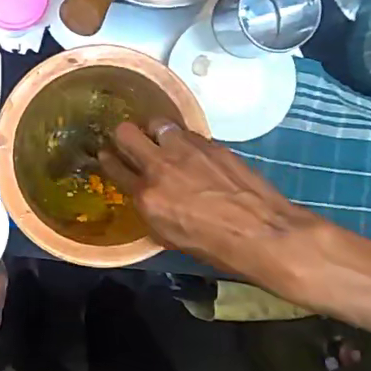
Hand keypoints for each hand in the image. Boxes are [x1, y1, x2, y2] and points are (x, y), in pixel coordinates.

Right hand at [101, 121, 329, 304]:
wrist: (264, 233)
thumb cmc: (215, 246)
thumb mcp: (169, 236)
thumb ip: (151, 209)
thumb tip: (147, 196)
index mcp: (146, 196)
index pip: (114, 167)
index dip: (108, 160)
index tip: (107, 155)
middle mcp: (160, 166)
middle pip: (126, 133)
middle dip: (125, 137)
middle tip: (133, 143)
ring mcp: (186, 151)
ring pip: (157, 124)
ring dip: (156, 132)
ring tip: (165, 142)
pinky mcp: (211, 144)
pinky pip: (187, 133)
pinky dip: (184, 140)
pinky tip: (193, 153)